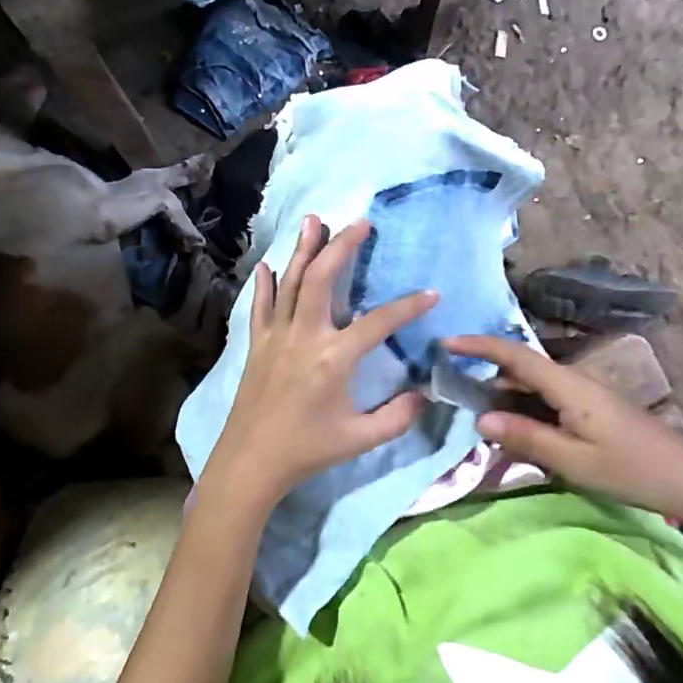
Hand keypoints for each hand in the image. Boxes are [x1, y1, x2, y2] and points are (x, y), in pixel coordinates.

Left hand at [202, 216, 436, 505]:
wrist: (250, 462)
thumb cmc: (307, 450)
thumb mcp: (359, 439)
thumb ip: (397, 417)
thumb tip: (424, 395)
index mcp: (333, 359)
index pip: (378, 322)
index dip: (408, 306)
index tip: (431, 293)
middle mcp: (304, 337)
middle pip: (323, 279)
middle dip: (342, 247)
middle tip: (360, 222)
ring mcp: (276, 337)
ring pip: (291, 282)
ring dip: (304, 250)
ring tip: (315, 221)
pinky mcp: (257, 345)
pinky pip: (261, 306)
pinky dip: (266, 284)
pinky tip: (268, 265)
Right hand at [446, 335, 682, 527]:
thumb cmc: (631, 471)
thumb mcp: (574, 461)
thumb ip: (526, 436)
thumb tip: (480, 417)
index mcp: (569, 385)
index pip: (515, 355)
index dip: (479, 345)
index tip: (445, 343)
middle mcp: (574, 381)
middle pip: (520, 370)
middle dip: (485, 379)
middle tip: (453, 400)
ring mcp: (584, 395)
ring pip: (532, 388)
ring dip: (504, 401)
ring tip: (478, 424)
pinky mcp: (590, 410)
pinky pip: (547, 403)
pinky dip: (524, 414)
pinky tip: (515, 437)